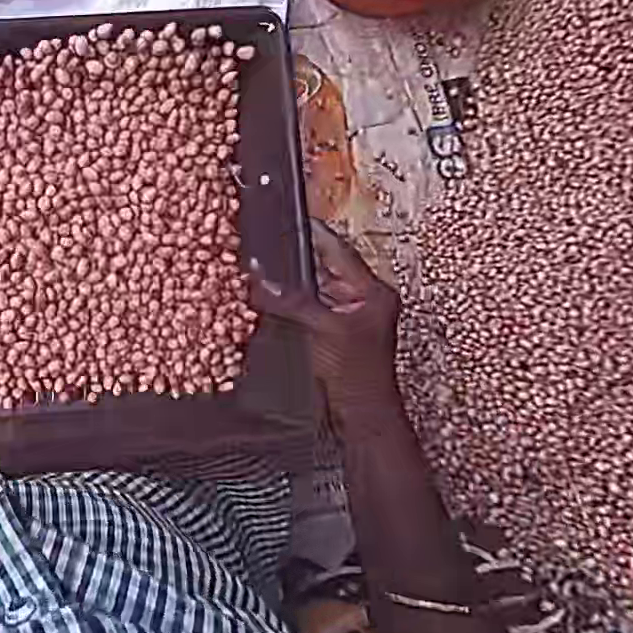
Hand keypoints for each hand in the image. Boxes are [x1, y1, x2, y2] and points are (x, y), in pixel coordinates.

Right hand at [249, 220, 401, 413]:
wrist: (362, 415)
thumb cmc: (357, 373)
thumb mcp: (324, 329)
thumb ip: (292, 302)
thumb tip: (259, 278)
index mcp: (373, 293)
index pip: (340, 253)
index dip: (317, 234)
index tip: (295, 217)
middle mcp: (363, 301)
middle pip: (326, 270)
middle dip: (299, 258)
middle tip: (270, 241)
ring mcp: (348, 318)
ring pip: (316, 289)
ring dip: (293, 282)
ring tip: (265, 266)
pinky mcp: (333, 334)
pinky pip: (310, 308)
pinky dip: (292, 302)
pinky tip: (272, 297)